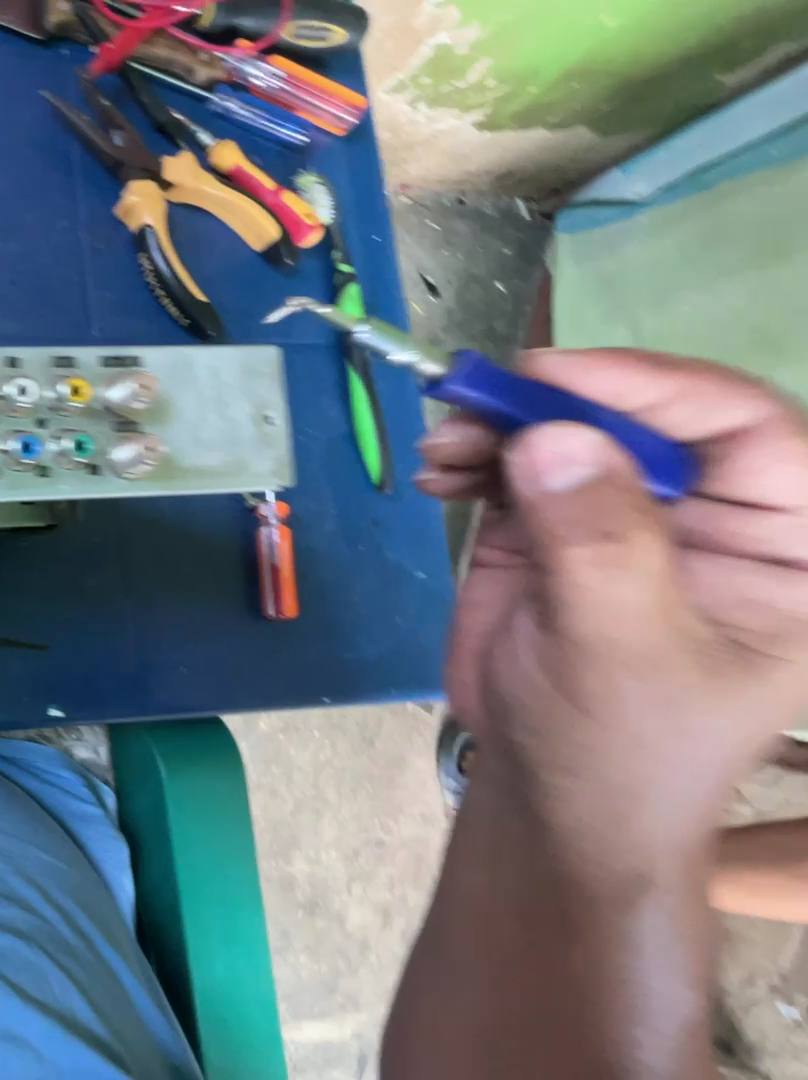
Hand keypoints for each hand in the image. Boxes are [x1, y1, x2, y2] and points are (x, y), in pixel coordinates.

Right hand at [417, 349, 807, 844]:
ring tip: (438, 453)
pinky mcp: (544, 535)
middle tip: (468, 409)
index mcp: (785, 542)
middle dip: (550, 406)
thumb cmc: (617, 738)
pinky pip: (509, 472)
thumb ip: (599, 543)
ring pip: (563, 437)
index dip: (652, 386)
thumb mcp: (620, 645)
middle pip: (638, 420)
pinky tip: (436, 476)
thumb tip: (550, 437)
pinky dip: (467, 462)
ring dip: (494, 430)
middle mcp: (706, 516)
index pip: (745, 430)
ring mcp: (616, 521)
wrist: (544, 787)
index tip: (546, 374)